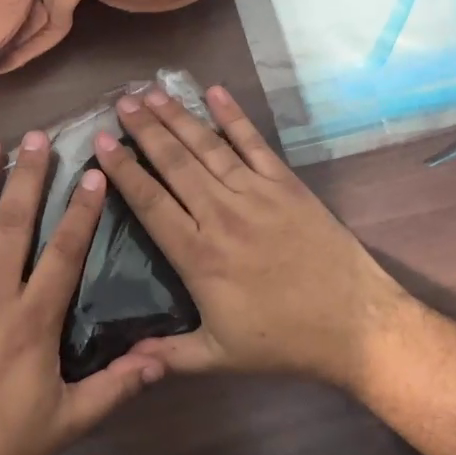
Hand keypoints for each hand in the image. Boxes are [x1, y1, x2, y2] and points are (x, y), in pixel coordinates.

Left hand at [0, 131, 166, 454]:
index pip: (65, 252)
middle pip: (13, 224)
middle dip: (29, 177)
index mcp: (32, 322)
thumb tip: (161, 361)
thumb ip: (116, 387)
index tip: (94, 174)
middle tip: (39, 136)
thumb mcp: (69, 422)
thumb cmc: (2, 444)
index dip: (82, 211)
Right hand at [93, 85, 417, 389]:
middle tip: (121, 102)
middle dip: (145, 130)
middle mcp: (222, 215)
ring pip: (208, 148)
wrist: (355, 325)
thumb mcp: (218, 357)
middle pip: (174, 164)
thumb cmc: (283, 342)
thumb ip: (167, 356)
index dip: (123, 170)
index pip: (150, 202)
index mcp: (198, 255)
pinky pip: (255, 144)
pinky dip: (234, 117)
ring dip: (178, 117)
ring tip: (152, 92)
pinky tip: (215, 92)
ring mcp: (257, 195)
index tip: (100, 142)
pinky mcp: (288, 186)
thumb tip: (122, 362)